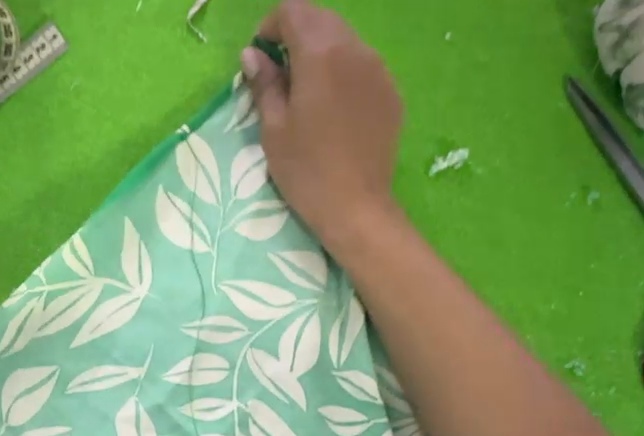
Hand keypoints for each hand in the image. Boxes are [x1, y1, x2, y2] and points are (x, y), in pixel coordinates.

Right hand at [243, 1, 404, 250]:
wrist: (356, 207)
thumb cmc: (305, 171)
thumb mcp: (273, 129)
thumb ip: (265, 84)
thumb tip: (253, 55)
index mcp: (320, 54)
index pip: (292, 10)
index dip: (270, 27)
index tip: (260, 57)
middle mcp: (354, 49)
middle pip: (321, 19)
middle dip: (296, 35)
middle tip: (279, 74)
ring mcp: (378, 69)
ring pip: (344, 40)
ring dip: (321, 53)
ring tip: (306, 93)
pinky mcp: (390, 91)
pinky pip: (362, 66)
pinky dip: (343, 73)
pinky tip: (333, 110)